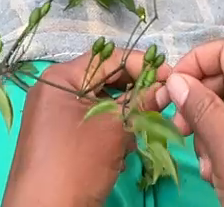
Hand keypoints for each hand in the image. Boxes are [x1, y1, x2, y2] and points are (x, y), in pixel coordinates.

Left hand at [2, 49, 154, 206]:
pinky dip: (110, 133)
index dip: (141, 64)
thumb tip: (165, 87)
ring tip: (141, 130)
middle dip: (133, 92)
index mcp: (60, 79)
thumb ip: (139, 103)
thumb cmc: (75, 165)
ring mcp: (53, 118)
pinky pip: (90, 124)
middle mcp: (54, 92)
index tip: (169, 75)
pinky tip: (122, 151)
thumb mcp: (112, 130)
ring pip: (100, 104)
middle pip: (103, 80)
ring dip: (124, 116)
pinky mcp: (58, 142)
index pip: (108, 58)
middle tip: (161, 100)